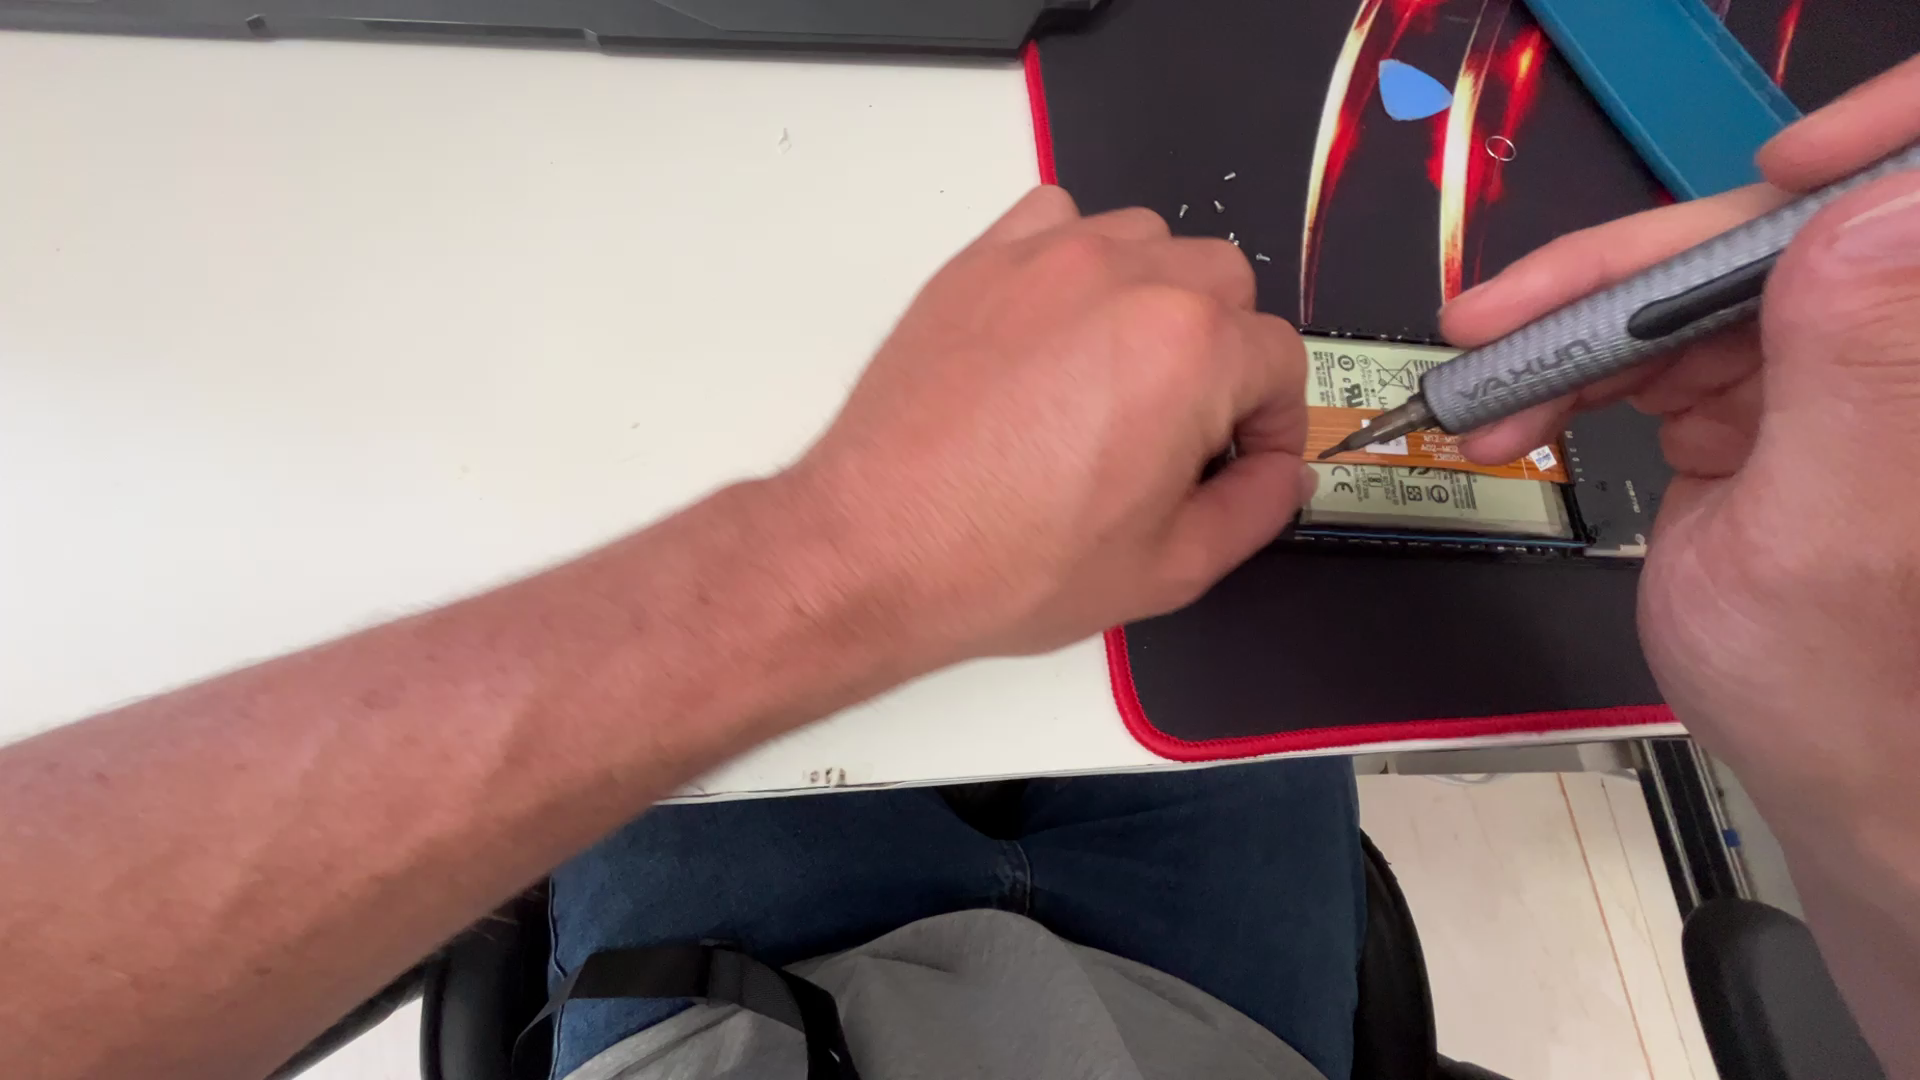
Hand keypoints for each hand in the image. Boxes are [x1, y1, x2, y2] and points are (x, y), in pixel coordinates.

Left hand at [783, 186, 1308, 664]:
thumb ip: (1253, 511)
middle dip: (1222, 358)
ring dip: (1157, 304)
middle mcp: (1124, 279)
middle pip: (1224, 289)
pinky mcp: (979, 262)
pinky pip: (1059, 224)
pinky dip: (1080, 265)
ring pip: (1150, 245)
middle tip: (1180, 429)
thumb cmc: (1005, 565)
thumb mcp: (1165, 570)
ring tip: (1117, 381)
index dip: (1271, 423)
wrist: (875, 549)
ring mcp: (1044, 259)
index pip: (1279, 361)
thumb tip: (1283, 474)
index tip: (1244, 459)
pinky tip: (1058, 332)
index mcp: (1188, 350)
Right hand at [1443, 56, 1919, 818]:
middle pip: (1751, 249)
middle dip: (1611, 280)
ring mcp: (1814, 375)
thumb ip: (1855, 373)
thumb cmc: (1834, 676)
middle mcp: (1887, 347)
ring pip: (1670, 306)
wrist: (1818, 757)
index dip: (1854, 163)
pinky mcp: (1743, 409)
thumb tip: (1857, 210)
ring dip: (1556, 349)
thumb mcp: (1827, 534)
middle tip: (1484, 322)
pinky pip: (1637, 364)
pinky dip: (1557, 388)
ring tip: (1473, 405)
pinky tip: (1507, 424)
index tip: (1766, 175)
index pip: (1909, 201)